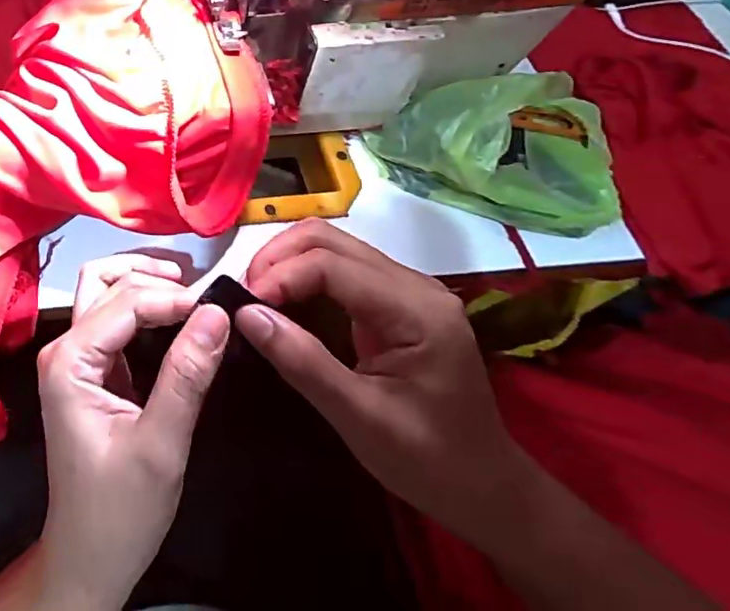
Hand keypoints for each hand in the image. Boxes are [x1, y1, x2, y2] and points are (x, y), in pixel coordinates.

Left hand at [33, 255, 228, 606]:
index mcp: (70, 362)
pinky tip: (173, 313)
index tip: (216, 306)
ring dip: (141, 281)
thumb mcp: (161, 446)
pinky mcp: (89, 371)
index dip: (172, 298)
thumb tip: (217, 313)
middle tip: (201, 291)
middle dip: (152, 278)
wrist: (89, 557)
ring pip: (102, 292)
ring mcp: (73, 359)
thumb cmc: (120, 510)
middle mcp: (64, 349)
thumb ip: (186, 376)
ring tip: (186, 289)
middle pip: (105, 283)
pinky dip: (141, 305)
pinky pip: (112, 319)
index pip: (124, 302)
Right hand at [232, 220, 530, 540]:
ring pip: (333, 246)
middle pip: (331, 239)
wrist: (486, 488)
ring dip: (288, 262)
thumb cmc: (429, 462)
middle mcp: (415, 284)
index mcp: (417, 310)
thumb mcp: (360, 420)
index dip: (280, 276)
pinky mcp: (396, 299)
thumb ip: (304, 363)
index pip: (331, 264)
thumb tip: (245, 314)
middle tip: (245, 296)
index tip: (243, 307)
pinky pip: (341, 267)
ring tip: (258, 297)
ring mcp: (408, 288)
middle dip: (279, 258)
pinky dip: (304, 274)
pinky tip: (284, 300)